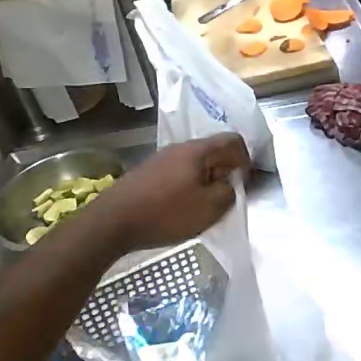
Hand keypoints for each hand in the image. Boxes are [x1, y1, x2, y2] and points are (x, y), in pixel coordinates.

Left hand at [81, 135, 251, 252]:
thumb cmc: (165, 212)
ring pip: (194, 164)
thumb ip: (228, 193)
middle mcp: (178, 148)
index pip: (231, 140)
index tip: (244, 183)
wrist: (114, 220)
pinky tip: (183, 208)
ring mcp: (160, 159)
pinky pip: (178, 174)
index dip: (246, 159)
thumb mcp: (208, 209)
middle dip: (226, 172)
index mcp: (196, 150)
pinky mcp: (148, 174)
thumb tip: (229, 184)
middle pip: (212, 152)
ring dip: (206, 181)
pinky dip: (188, 187)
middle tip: (227, 199)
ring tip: (206, 207)